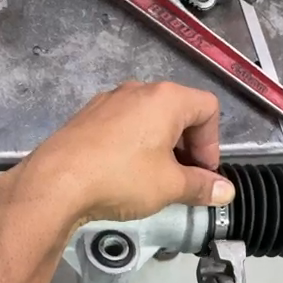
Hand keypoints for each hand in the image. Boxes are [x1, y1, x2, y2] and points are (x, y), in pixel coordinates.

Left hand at [0, 81, 234, 226]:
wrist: (56, 182)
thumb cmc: (122, 178)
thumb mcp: (170, 186)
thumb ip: (201, 186)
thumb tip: (226, 191)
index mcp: (166, 98)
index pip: (208, 108)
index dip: (212, 143)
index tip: (203, 174)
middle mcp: (137, 90)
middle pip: (178, 111)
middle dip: (187, 146)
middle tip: (182, 180)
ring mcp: (108, 101)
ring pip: (148, 118)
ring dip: (160, 146)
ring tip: (153, 180)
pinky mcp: (86, 117)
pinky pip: (122, 125)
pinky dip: (133, 145)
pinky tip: (123, 174)